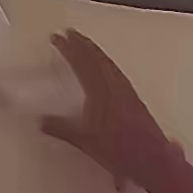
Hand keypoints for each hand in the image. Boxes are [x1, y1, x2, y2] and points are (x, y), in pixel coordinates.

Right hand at [41, 30, 188, 192]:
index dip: (68, 48)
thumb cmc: (117, 150)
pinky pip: (115, 69)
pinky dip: (105, 61)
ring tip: (84, 42)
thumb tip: (41, 121)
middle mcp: (113, 84)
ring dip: (94, 50)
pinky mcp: (133, 96)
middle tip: (69, 32)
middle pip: (95, 57)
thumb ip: (61, 128)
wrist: (151, 160)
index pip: (80, 62)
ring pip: (107, 61)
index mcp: (99, 90)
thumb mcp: (84, 141)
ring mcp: (125, 89)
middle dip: (81, 43)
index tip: (56, 37)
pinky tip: (104, 65)